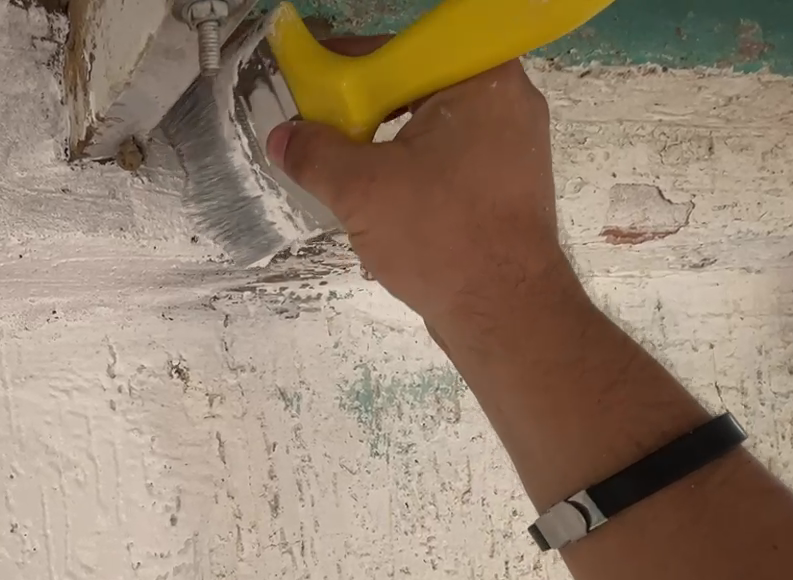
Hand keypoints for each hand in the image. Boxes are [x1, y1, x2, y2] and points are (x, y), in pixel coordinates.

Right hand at [267, 58, 582, 352]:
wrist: (502, 312)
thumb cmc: (440, 237)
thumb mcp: (361, 190)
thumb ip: (315, 155)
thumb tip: (282, 137)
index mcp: (479, 77)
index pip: (397, 53)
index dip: (344, 71)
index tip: (308, 91)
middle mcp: (504, 100)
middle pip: (414, 90)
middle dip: (362, 116)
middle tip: (322, 141)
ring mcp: (510, 148)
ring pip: (428, 133)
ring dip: (382, 154)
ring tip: (347, 183)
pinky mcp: (504, 191)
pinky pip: (445, 167)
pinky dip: (409, 179)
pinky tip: (384, 209)